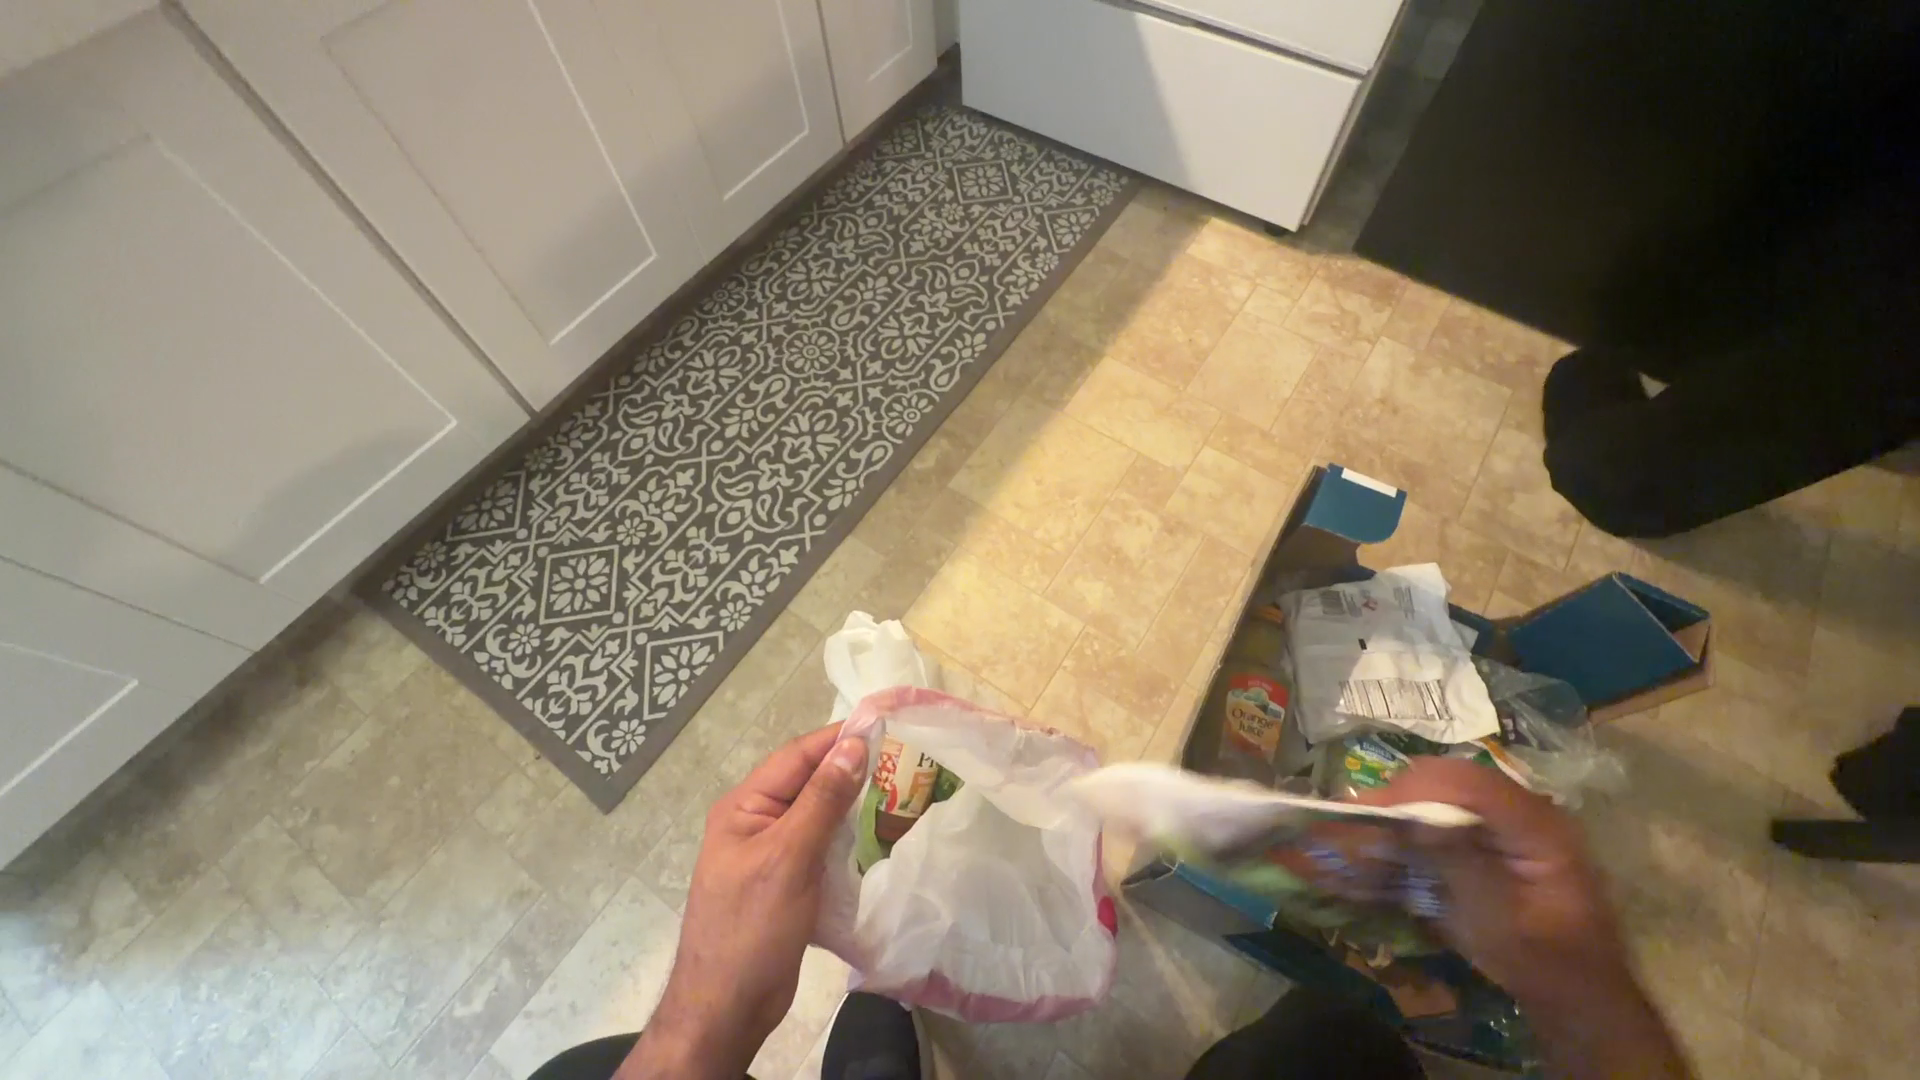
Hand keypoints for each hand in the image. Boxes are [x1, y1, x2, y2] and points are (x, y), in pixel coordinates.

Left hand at [619, 726, 867, 1079]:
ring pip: (819, 814)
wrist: (726, 1010)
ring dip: (854, 804)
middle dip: (851, 770)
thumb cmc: (751, 928)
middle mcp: (757, 822)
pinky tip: (879, 836)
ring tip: (901, 791)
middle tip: (903, 760)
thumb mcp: (788, 858)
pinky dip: (849, 837)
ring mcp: (773, 853)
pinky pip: (822, 845)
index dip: (838, 739)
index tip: (884, 726)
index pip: (797, 757)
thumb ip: (821, 800)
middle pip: (809, 782)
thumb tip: (853, 746)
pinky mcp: (789, 881)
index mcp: (745, 807)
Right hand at [1356, 759, 1690, 1078]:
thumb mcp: (1500, 922)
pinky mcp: (1486, 834)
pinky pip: (1437, 812)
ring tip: (1357, 833)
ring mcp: (1503, 820)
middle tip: (1357, 825)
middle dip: (1396, 797)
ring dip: (1394, 810)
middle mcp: (1519, 809)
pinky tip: (1379, 845)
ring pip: (1435, 790)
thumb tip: (1413, 819)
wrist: (1574, 996)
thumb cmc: (1542, 963)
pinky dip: (1404, 825)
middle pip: (1445, 778)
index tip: (1369, 814)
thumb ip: (1461, 865)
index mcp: (1536, 824)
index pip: (1467, 782)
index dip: (1414, 790)